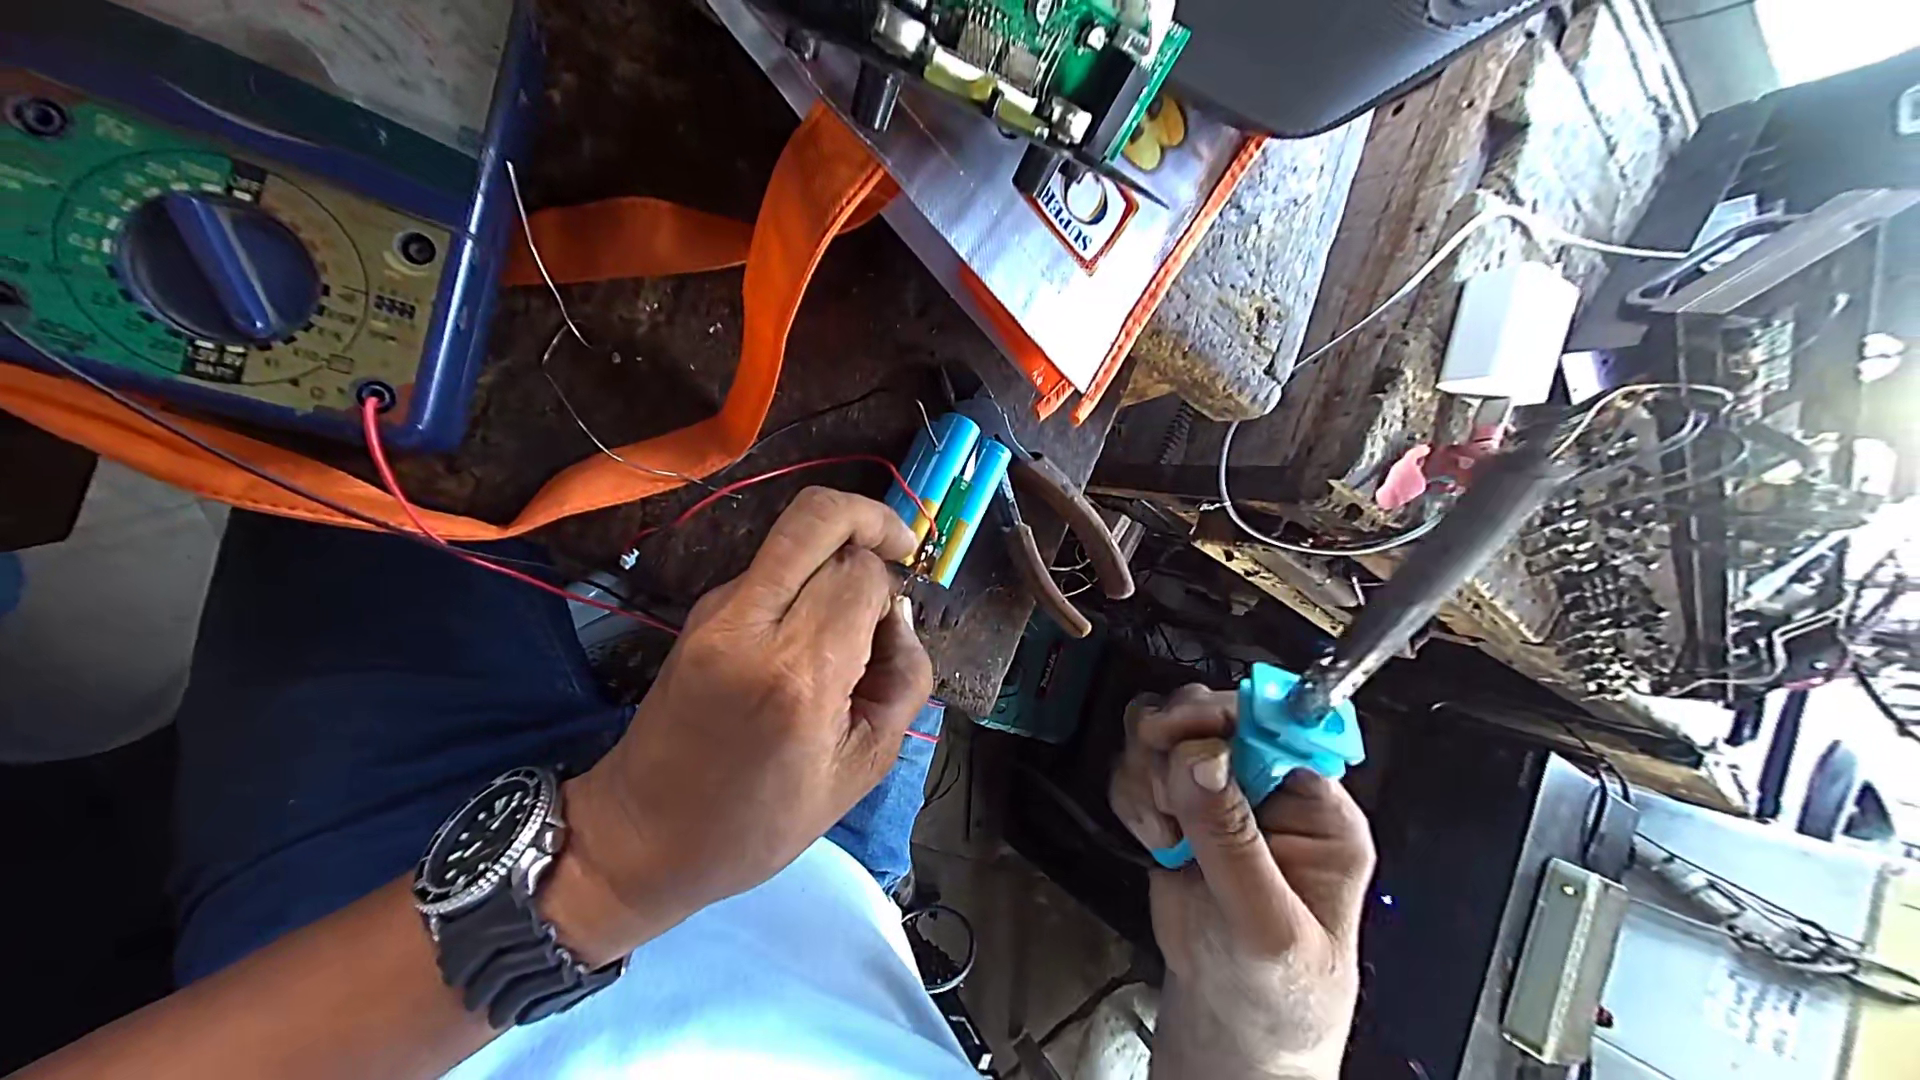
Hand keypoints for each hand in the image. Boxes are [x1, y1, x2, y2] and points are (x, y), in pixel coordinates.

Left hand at [544, 488, 933, 963]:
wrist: (642, 835)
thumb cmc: (762, 820)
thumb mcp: (863, 766)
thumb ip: (905, 679)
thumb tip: (898, 613)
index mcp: (799, 674)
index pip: (862, 573)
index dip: (891, 585)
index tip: (892, 626)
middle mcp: (752, 623)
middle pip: (820, 515)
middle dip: (872, 519)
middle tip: (899, 547)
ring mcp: (718, 610)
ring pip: (795, 533)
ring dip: (837, 550)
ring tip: (852, 609)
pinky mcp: (702, 610)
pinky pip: (772, 566)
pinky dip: (807, 576)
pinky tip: (810, 630)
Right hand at [1108, 685, 1374, 1079]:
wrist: (1230, 1021)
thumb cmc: (1277, 990)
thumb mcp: (1266, 926)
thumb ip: (1232, 841)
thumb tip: (1201, 756)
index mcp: (1316, 805)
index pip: (1277, 724)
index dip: (1229, 715)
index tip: (1185, 728)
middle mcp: (1266, 784)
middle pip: (1208, 713)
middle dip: (1175, 745)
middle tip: (1164, 792)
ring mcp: (1216, 791)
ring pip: (1162, 731)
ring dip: (1149, 775)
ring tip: (1166, 831)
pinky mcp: (1174, 803)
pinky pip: (1135, 764)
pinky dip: (1132, 796)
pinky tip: (1155, 839)